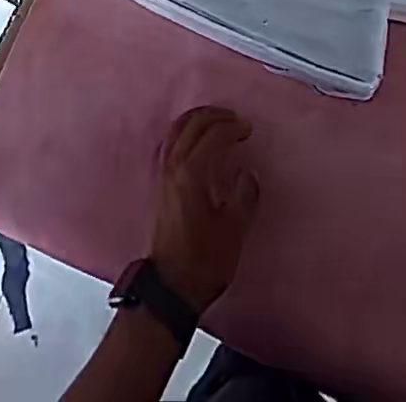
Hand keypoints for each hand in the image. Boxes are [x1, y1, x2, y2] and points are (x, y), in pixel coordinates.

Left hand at [150, 106, 259, 312]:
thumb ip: (245, 194)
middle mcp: (173, 167)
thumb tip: (246, 174)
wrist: (169, 288)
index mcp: (192, 173)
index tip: (248, 131)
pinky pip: (169, 142)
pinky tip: (195, 140)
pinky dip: (184, 131)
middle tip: (235, 120)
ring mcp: (161, 174)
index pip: (214, 134)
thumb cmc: (204, 260)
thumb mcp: (235, 228)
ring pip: (176, 130)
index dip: (233, 127)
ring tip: (217, 121)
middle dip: (216, 116)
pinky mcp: (157, 184)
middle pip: (192, 124)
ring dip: (198, 119)